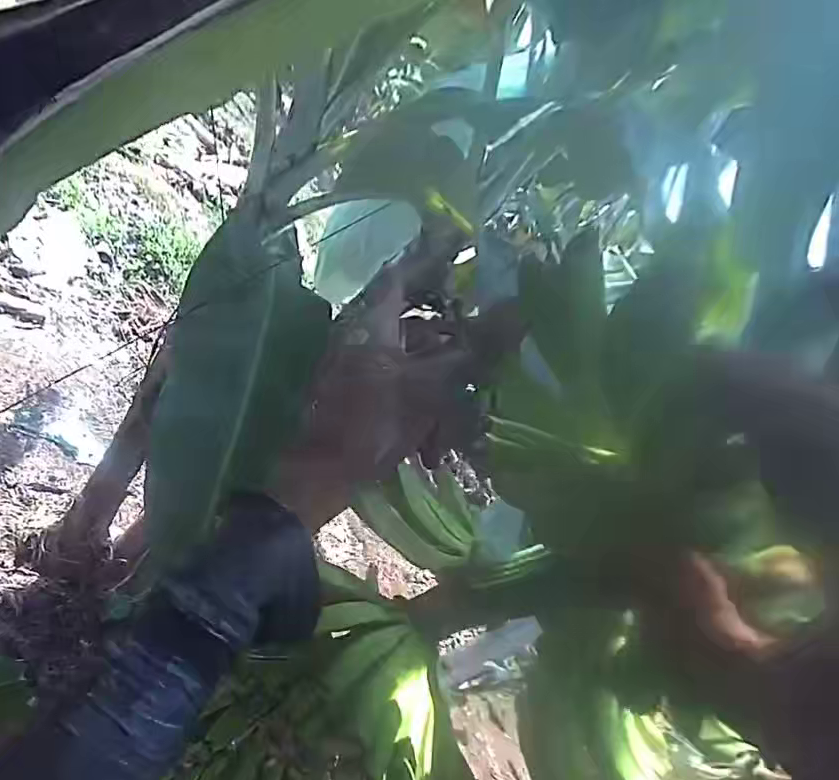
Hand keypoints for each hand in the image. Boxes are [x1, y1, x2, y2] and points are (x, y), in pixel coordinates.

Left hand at [268, 240, 520, 530]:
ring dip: (441, 391)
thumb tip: (518, 310)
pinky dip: (421, 413)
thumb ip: (472, 349)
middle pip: (415, 324)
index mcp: (371, 322)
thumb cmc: (370, 424)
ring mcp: (359, 371)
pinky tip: (433, 447)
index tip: (465, 243)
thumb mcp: (427, 387)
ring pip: (412, 366)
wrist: (319, 478)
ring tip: (459, 422)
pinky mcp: (361, 402)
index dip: (435, 255)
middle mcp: (361, 338)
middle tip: (484, 346)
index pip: (404, 272)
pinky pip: (400, 394)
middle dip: (452, 341)